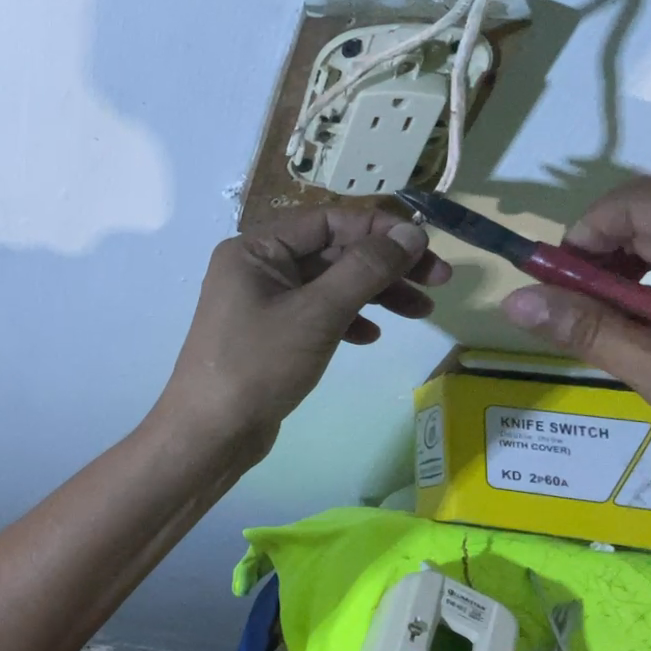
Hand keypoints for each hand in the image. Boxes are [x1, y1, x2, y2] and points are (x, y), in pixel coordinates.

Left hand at [153, 207, 450, 462]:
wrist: (211, 429)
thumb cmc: (259, 363)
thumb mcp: (318, 312)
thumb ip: (366, 268)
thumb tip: (410, 232)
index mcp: (253, 249)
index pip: (326, 221)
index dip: (379, 229)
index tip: (428, 248)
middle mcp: (253, 267)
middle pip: (330, 251)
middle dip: (383, 264)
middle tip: (440, 282)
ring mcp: (259, 301)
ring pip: (328, 283)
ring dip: (374, 293)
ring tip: (421, 312)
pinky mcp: (268, 333)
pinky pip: (316, 312)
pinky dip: (347, 319)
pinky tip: (370, 337)